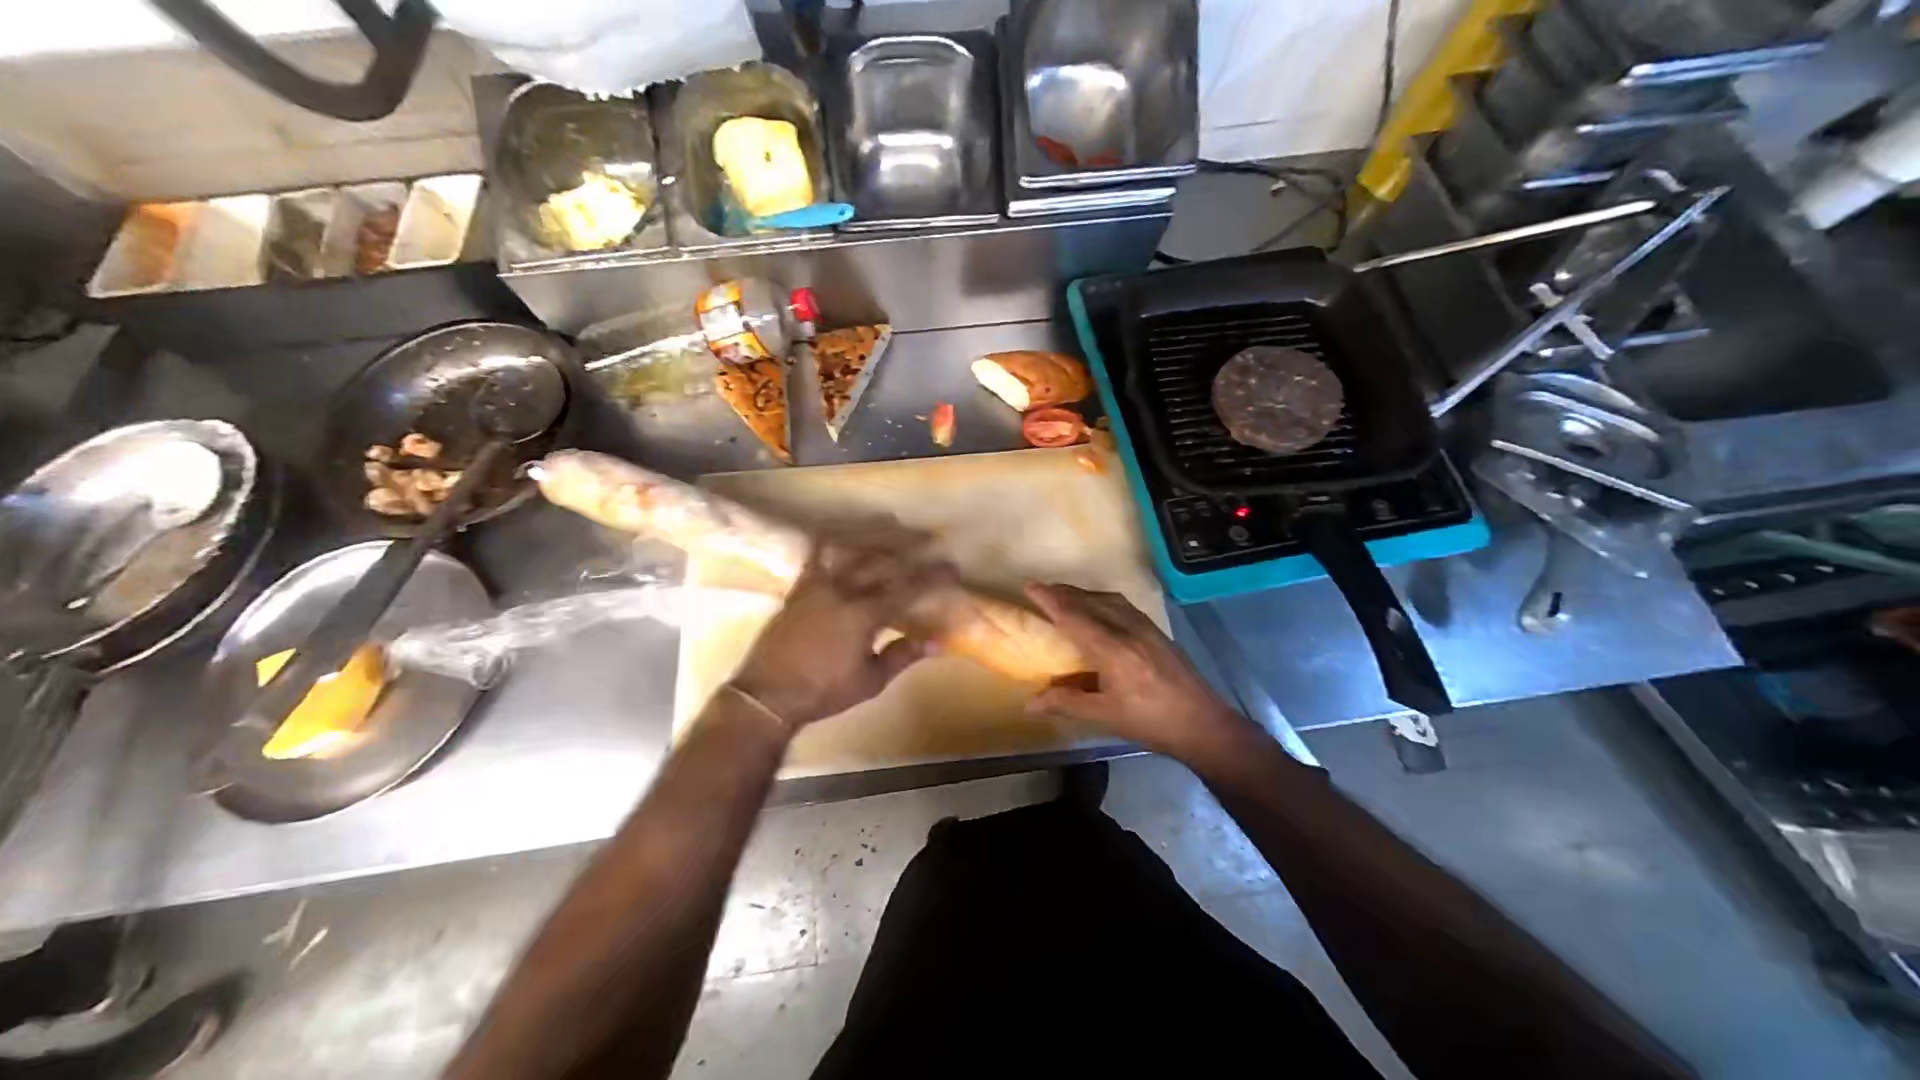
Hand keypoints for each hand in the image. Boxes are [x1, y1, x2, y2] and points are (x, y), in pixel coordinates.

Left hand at [729, 542, 954, 730]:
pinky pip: (817, 557)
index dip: (931, 577)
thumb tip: (936, 642)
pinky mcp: (799, 588)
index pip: (906, 589)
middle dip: (909, 550)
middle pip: (883, 563)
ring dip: (876, 541)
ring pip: (852, 553)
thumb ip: (902, 656)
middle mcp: (843, 591)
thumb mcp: (870, 681)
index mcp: (864, 615)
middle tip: (929, 540)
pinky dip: (832, 544)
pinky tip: (839, 536)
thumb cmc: (823, 692)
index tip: (951, 568)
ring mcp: (818, 586)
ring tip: (893, 530)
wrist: (768, 694)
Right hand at [1025, 583, 1253, 761]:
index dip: (1051, 601)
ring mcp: (1147, 629)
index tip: (1031, 588)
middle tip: (1042, 590)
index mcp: (1113, 650)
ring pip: (1110, 601)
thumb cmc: (1151, 722)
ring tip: (1066, 597)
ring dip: (1085, 594)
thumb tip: (1029, 704)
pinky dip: (1103, 601)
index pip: (1075, 617)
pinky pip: (1124, 606)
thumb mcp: (1105, 716)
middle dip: (1065, 593)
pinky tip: (1100, 609)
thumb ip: (1066, 703)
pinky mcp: (1158, 632)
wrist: (1203, 724)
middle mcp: (1129, 631)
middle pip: (1092, 602)